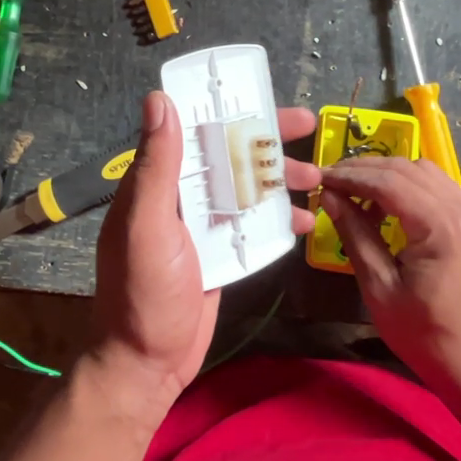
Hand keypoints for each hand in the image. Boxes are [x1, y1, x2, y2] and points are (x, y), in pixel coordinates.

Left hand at [90, 95, 319, 410]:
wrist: (146, 364)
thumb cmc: (142, 292)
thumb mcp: (146, 224)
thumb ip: (157, 165)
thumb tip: (159, 99)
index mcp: (157, 181)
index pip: (195, 128)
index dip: (229, 108)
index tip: (265, 96)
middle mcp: (180, 195)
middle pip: (228, 152)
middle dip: (267, 138)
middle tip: (309, 124)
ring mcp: (202, 225)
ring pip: (246, 186)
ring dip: (280, 177)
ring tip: (318, 176)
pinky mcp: (220, 253)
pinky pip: (254, 224)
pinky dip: (280, 218)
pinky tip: (309, 220)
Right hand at [319, 157, 460, 408]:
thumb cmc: (427, 337)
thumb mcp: (380, 289)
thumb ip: (356, 235)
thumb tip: (331, 198)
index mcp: (439, 226)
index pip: (387, 181)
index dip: (350, 175)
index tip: (319, 178)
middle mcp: (460, 210)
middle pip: (405, 169)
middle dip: (365, 169)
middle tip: (331, 182)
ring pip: (423, 171)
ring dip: (387, 174)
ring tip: (356, 193)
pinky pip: (437, 187)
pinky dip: (408, 185)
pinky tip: (388, 206)